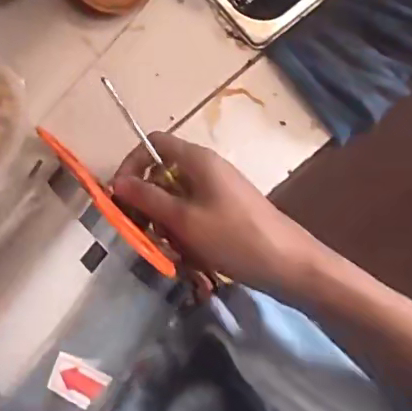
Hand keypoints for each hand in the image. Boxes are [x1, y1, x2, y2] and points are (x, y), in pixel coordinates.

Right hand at [111, 132, 329, 297]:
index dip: (131, 163)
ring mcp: (219, 189)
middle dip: (147, 200)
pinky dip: (184, 230)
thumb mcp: (184, 220)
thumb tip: (118, 182)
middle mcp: (206, 167)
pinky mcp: (228, 210)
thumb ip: (147, 198)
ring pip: (176, 196)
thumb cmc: (236, 238)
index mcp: (196, 159)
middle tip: (142, 230)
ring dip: (165, 220)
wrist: (294, 267)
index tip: (121, 195)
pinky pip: (193, 212)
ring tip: (169, 248)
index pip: (152, 143)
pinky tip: (189, 256)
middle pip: (162, 171)